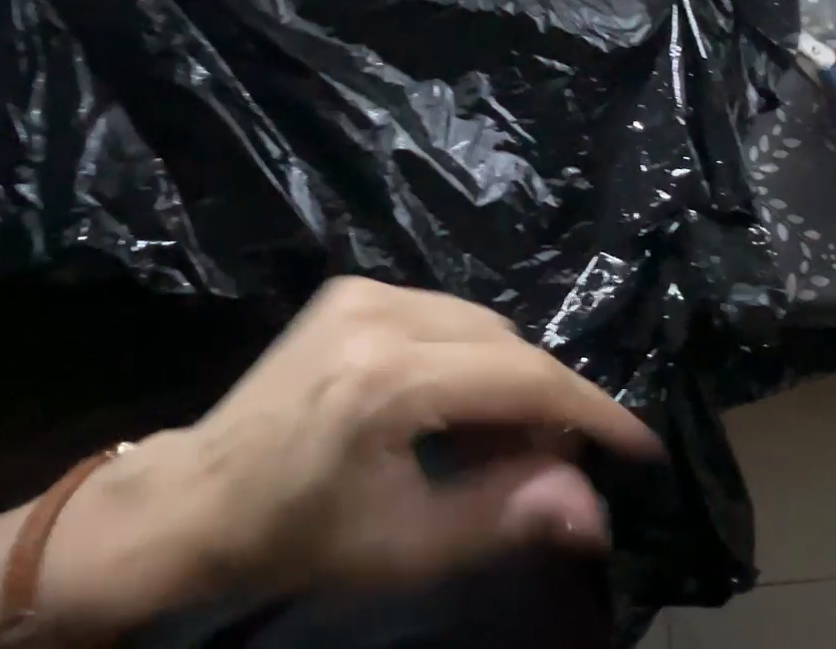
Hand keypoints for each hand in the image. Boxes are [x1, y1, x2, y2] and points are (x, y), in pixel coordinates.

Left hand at [46, 277, 660, 628]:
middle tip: (556, 461)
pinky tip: (460, 405)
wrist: (197, 496)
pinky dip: (472, 358)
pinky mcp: (352, 288)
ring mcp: (362, 290)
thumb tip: (595, 506)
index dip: (592, 412)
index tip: (638, 445)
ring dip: (510, 379)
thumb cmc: (300, 534)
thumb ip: (508, 516)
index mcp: (387, 379)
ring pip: (482, 325)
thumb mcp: (407, 546)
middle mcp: (379, 312)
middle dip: (546, 403)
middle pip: (507, 345)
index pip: (522, 378)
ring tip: (504, 440)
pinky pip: (447, 316)